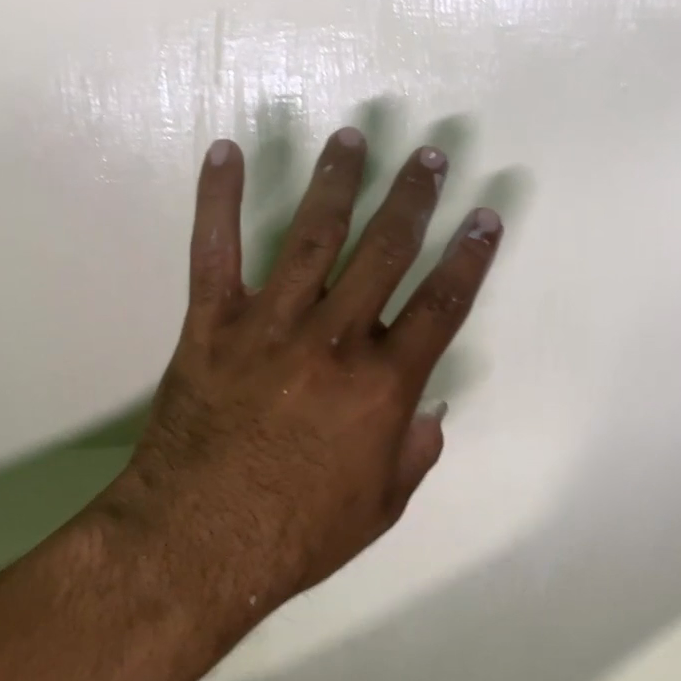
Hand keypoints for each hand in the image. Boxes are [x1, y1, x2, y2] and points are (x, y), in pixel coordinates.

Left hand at [96, 127, 502, 612]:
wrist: (195, 544)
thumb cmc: (297, 534)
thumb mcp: (381, 507)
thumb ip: (414, 451)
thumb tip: (431, 409)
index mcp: (382, 385)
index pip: (441, 305)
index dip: (469, 258)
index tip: (484, 218)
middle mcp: (334, 339)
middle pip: (384, 252)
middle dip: (412, 199)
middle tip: (428, 155)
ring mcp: (269, 324)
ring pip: (311, 236)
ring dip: (336, 182)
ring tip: (352, 137)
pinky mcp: (211, 323)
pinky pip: (214, 250)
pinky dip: (219, 199)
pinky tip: (226, 152)